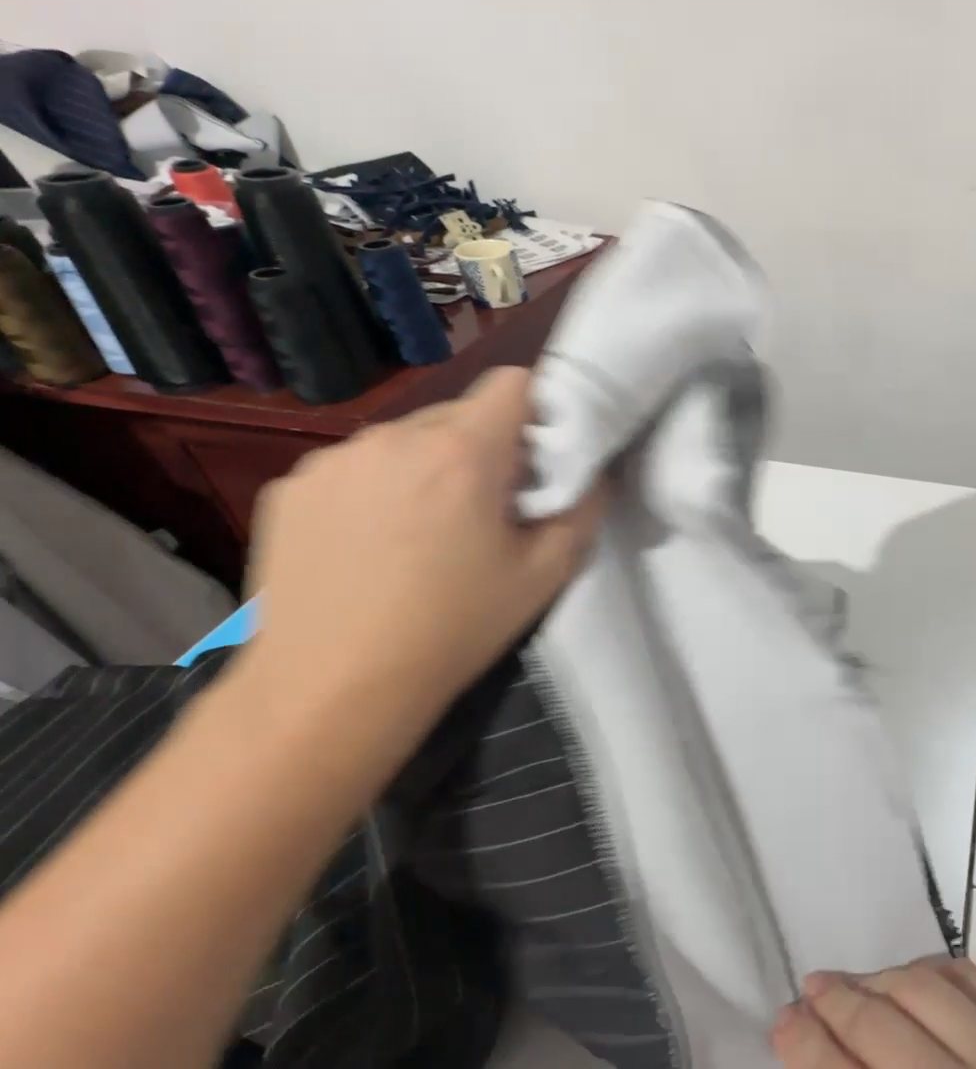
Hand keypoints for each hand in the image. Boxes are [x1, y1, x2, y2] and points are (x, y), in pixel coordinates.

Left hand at [237, 366, 602, 758]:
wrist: (331, 687)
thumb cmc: (454, 628)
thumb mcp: (546, 574)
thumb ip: (582, 508)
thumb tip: (592, 472)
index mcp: (462, 452)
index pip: (512, 382)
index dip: (538, 410)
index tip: (541, 458)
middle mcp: (392, 438)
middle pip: (459, 416)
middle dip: (483, 450)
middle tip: (488, 512)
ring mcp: (331, 460)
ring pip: (404, 442)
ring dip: (427, 470)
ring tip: (424, 536)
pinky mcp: (288, 488)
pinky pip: (353, 469)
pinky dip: (375, 492)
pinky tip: (370, 549)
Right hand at [772, 958, 975, 1067]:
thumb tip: (811, 1042)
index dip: (807, 1044)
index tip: (783, 1020)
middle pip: (882, 1027)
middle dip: (835, 1004)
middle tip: (809, 992)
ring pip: (923, 988)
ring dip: (876, 979)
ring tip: (849, 983)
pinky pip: (969, 974)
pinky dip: (929, 969)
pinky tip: (904, 977)